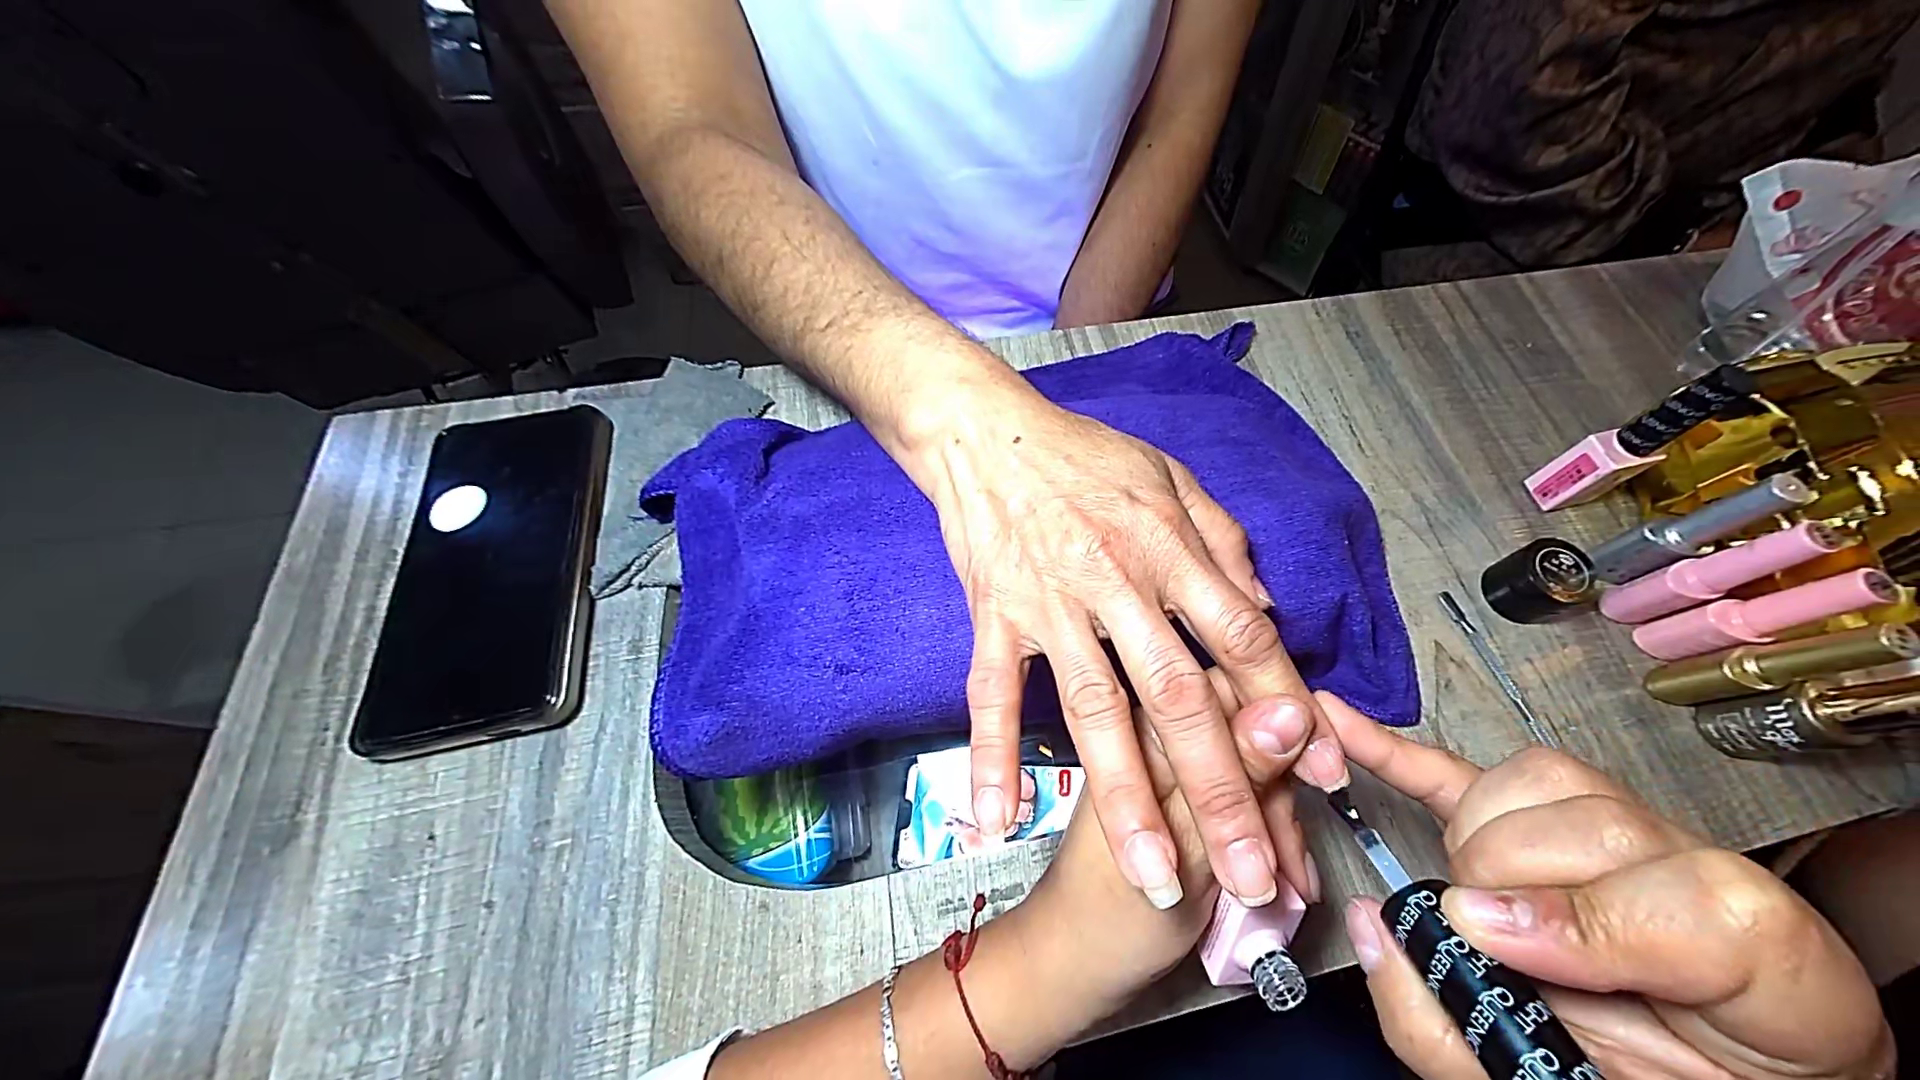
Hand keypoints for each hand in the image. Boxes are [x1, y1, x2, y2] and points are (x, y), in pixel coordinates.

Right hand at [907, 385, 1347, 913]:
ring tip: (1153, 879)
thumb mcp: (1168, 476)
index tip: (1319, 777)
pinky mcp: (994, 615)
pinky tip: (997, 818)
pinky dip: (991, 754)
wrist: (987, 437)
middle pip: (1178, 697)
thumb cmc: (1080, 453)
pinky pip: (990, 692)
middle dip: (1221, 791)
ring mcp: (1050, 605)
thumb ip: (1221, 540)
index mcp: (1167, 547)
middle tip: (1257, 877)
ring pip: (1093, 711)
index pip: (1240, 636)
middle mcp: (1115, 584)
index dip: (1285, 707)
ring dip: (1124, 799)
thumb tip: (1265, 608)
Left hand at [1012, 692, 1319, 1019]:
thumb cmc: (1112, 906)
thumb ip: (1239, 772)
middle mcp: (1155, 731)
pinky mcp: (1181, 794)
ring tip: (1286, 883)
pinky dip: (1265, 838)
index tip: (1321, 780)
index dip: (1286, 737)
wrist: (1080, 954)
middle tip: (1289, 858)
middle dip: (1280, 797)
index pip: (1235, 693)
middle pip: (1249, 735)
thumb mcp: (1189, 840)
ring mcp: (1169, 764)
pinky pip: (1239, 798)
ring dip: (1277, 826)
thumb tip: (1288, 709)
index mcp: (1144, 724)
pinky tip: (1280, 876)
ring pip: (1251, 772)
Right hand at [1320, 693, 1896, 1079]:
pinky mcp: (1541, 815)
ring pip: (1541, 779)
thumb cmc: (1622, 1079)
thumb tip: (1376, 928)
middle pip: (1599, 822)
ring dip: (1471, 826)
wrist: (1664, 1065)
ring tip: (1460, 883)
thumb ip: (1464, 1041)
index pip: (1708, 908)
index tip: (1488, 934)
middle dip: (1504, 870)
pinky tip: (1345, 724)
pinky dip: (1401, 751)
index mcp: (1774, 986)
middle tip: (1469, 925)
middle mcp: (1705, 884)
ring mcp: (1625, 835)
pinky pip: (1470, 769)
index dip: (1589, 918)